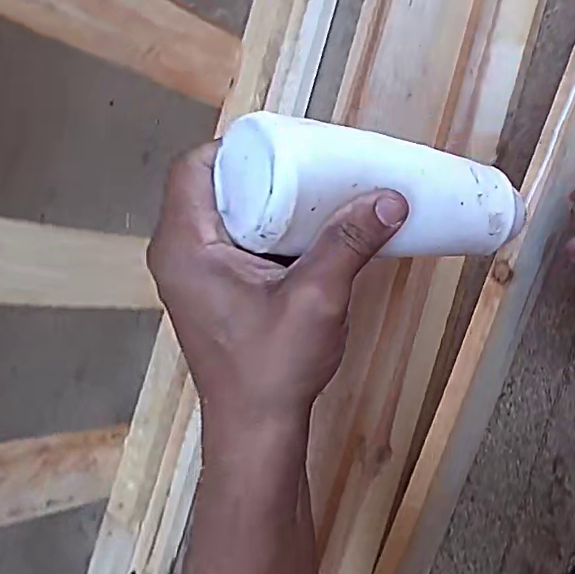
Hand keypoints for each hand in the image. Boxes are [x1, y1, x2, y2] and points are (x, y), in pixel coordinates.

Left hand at [148, 143, 406, 449]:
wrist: (259, 428)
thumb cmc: (273, 365)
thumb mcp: (317, 296)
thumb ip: (350, 243)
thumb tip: (391, 199)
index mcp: (186, 246)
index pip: (195, 167)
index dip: (240, 148)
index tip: (293, 145)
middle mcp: (183, 255)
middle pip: (217, 188)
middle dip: (269, 172)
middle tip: (319, 166)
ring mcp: (201, 276)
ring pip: (234, 216)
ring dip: (277, 202)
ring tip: (325, 194)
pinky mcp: (222, 294)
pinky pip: (246, 244)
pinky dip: (279, 231)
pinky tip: (318, 235)